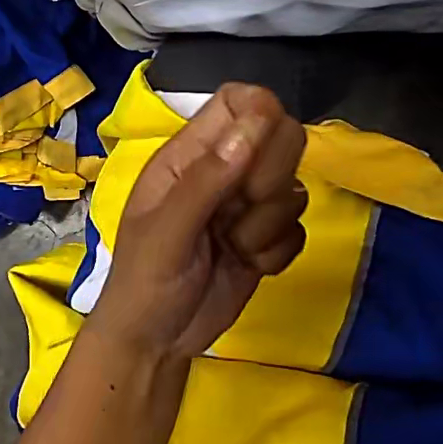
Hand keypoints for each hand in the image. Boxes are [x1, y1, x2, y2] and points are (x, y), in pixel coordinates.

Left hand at [88, 83, 307, 360]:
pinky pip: (296, 228)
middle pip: (279, 134)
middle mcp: (222, 171)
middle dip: (271, 174)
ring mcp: (246, 205)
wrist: (157, 342)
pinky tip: (247, 266)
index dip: (260, 112)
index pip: (237, 101)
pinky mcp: (265, 238)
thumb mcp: (166, 231)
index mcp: (188, 155)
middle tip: (242, 206)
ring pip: (292, 186)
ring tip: (232, 246)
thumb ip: (207, 179)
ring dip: (268, 223)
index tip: (261, 148)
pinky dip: (277, 251)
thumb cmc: (145, 280)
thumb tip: (256, 124)